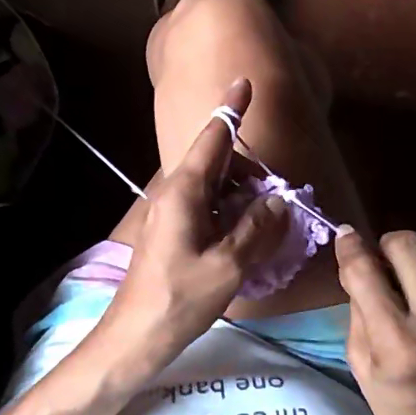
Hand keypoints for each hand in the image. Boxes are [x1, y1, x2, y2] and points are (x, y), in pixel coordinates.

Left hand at [97, 79, 288, 373]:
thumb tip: (280, 202)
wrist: (135, 334)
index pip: (213, 136)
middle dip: (252, 173)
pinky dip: (230, 214)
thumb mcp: (229, 265)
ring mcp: (169, 210)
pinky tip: (245, 243)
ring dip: (243, 198)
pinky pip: (207, 207)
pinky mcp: (171, 229)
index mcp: (184, 190)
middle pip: (220, 162)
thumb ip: (258, 227)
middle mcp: (174, 191)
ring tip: (265, 231)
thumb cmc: (179, 298)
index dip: (232, 108)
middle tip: (279, 206)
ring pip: (215, 186)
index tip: (245, 80)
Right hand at [337, 229, 415, 414]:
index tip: (346, 236)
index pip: (366, 273)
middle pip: (410, 246)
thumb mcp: (363, 371)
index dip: (351, 248)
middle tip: (387, 267)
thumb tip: (357, 263)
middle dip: (390, 247)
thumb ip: (359, 313)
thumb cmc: (406, 414)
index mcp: (399, 347)